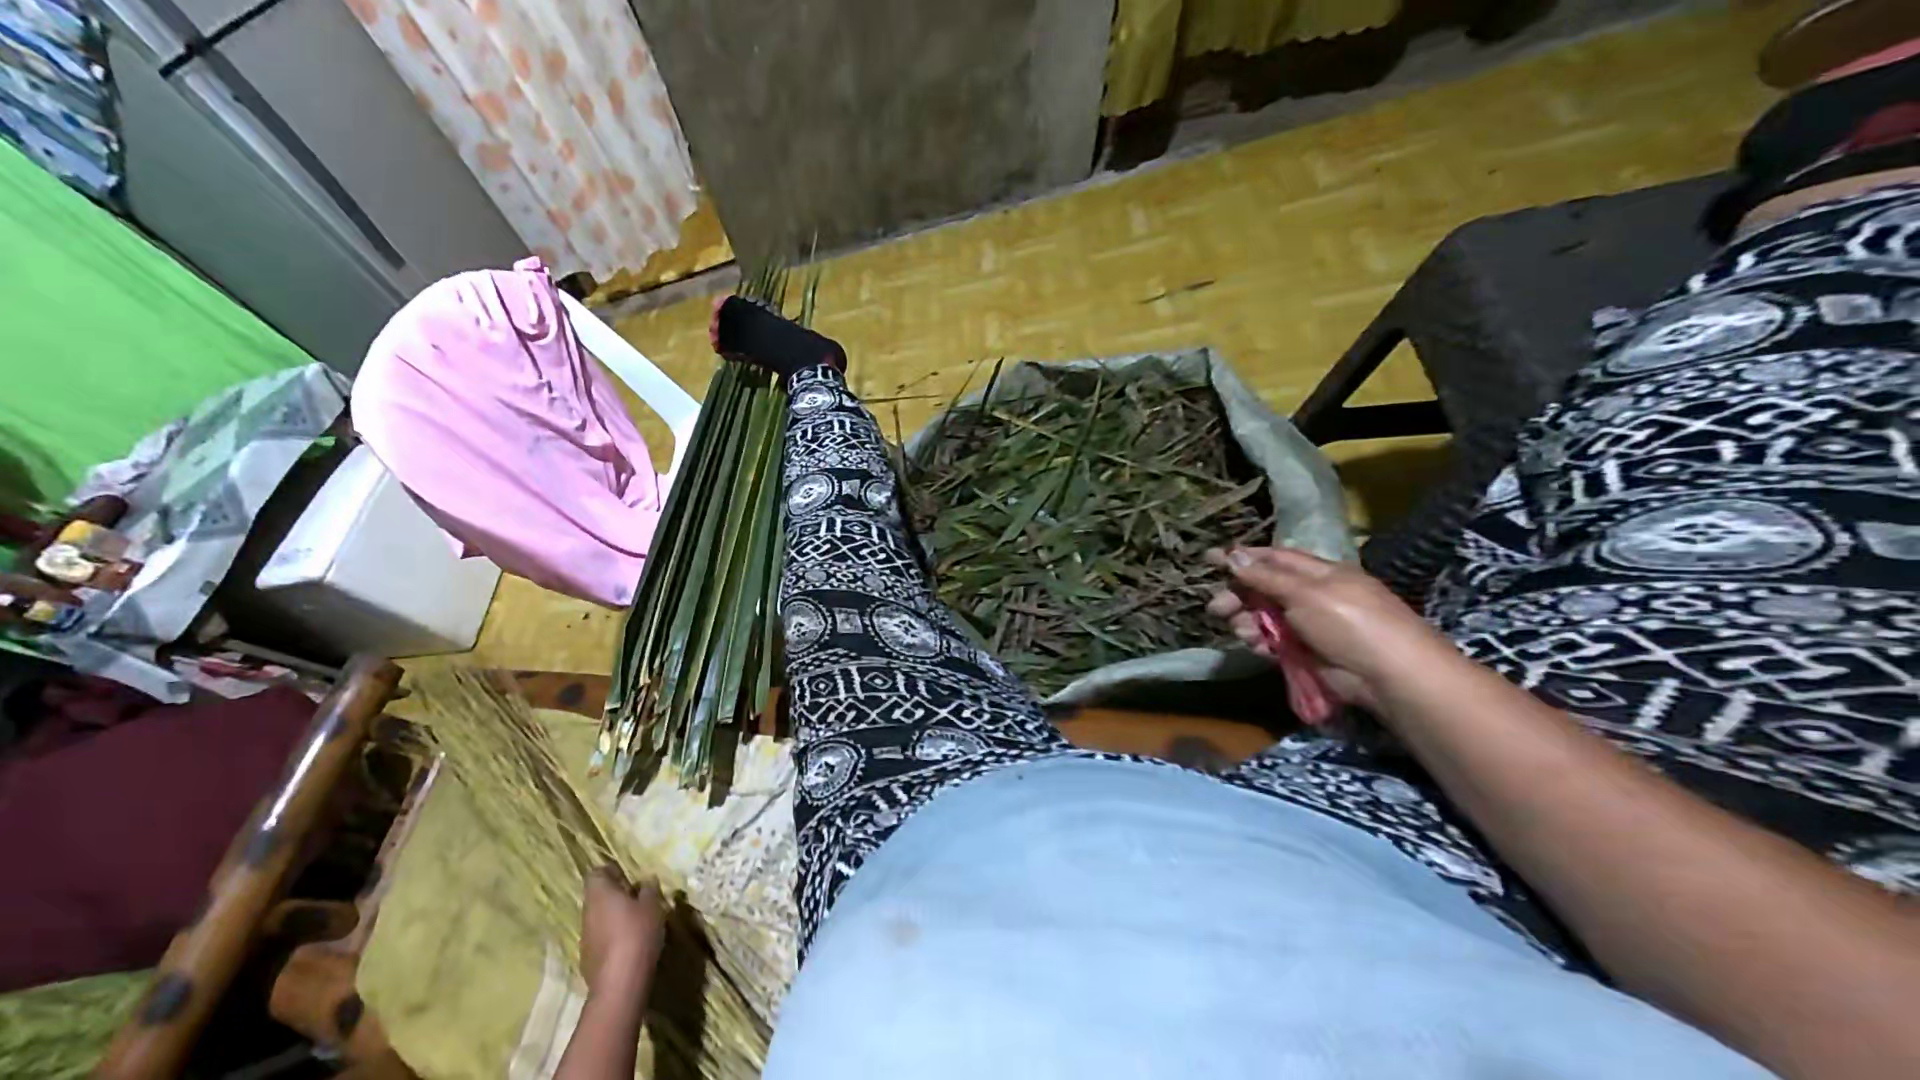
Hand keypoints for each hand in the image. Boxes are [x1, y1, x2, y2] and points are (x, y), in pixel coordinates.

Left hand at [580, 867, 664, 995]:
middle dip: (615, 894)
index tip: (628, 875)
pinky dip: (611, 935)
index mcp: (600, 894)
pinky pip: (599, 937)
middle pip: (597, 896)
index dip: (611, 871)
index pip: (596, 873)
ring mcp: (584, 937)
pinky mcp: (587, 958)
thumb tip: (645, 881)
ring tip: (636, 920)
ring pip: (598, 917)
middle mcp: (587, 912)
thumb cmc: (637, 933)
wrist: (619, 983)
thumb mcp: (652, 906)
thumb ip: (648, 890)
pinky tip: (628, 943)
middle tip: (637, 896)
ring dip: (613, 915)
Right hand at [1205, 546, 1453, 713]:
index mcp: (1319, 573)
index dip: (1243, 558)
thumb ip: (1266, 576)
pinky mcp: (1305, 653)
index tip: (1211, 560)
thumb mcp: (1306, 592)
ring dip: (1247, 622)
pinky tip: (1256, 646)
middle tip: (1217, 608)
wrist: (1387, 675)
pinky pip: (1273, 642)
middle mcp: (1312, 596)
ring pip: (1265, 617)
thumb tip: (1234, 555)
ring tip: (1243, 632)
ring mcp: (1309, 626)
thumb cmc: (1350, 622)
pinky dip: (1260, 642)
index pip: (1274, 558)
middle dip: (1239, 596)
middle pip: (1264, 588)